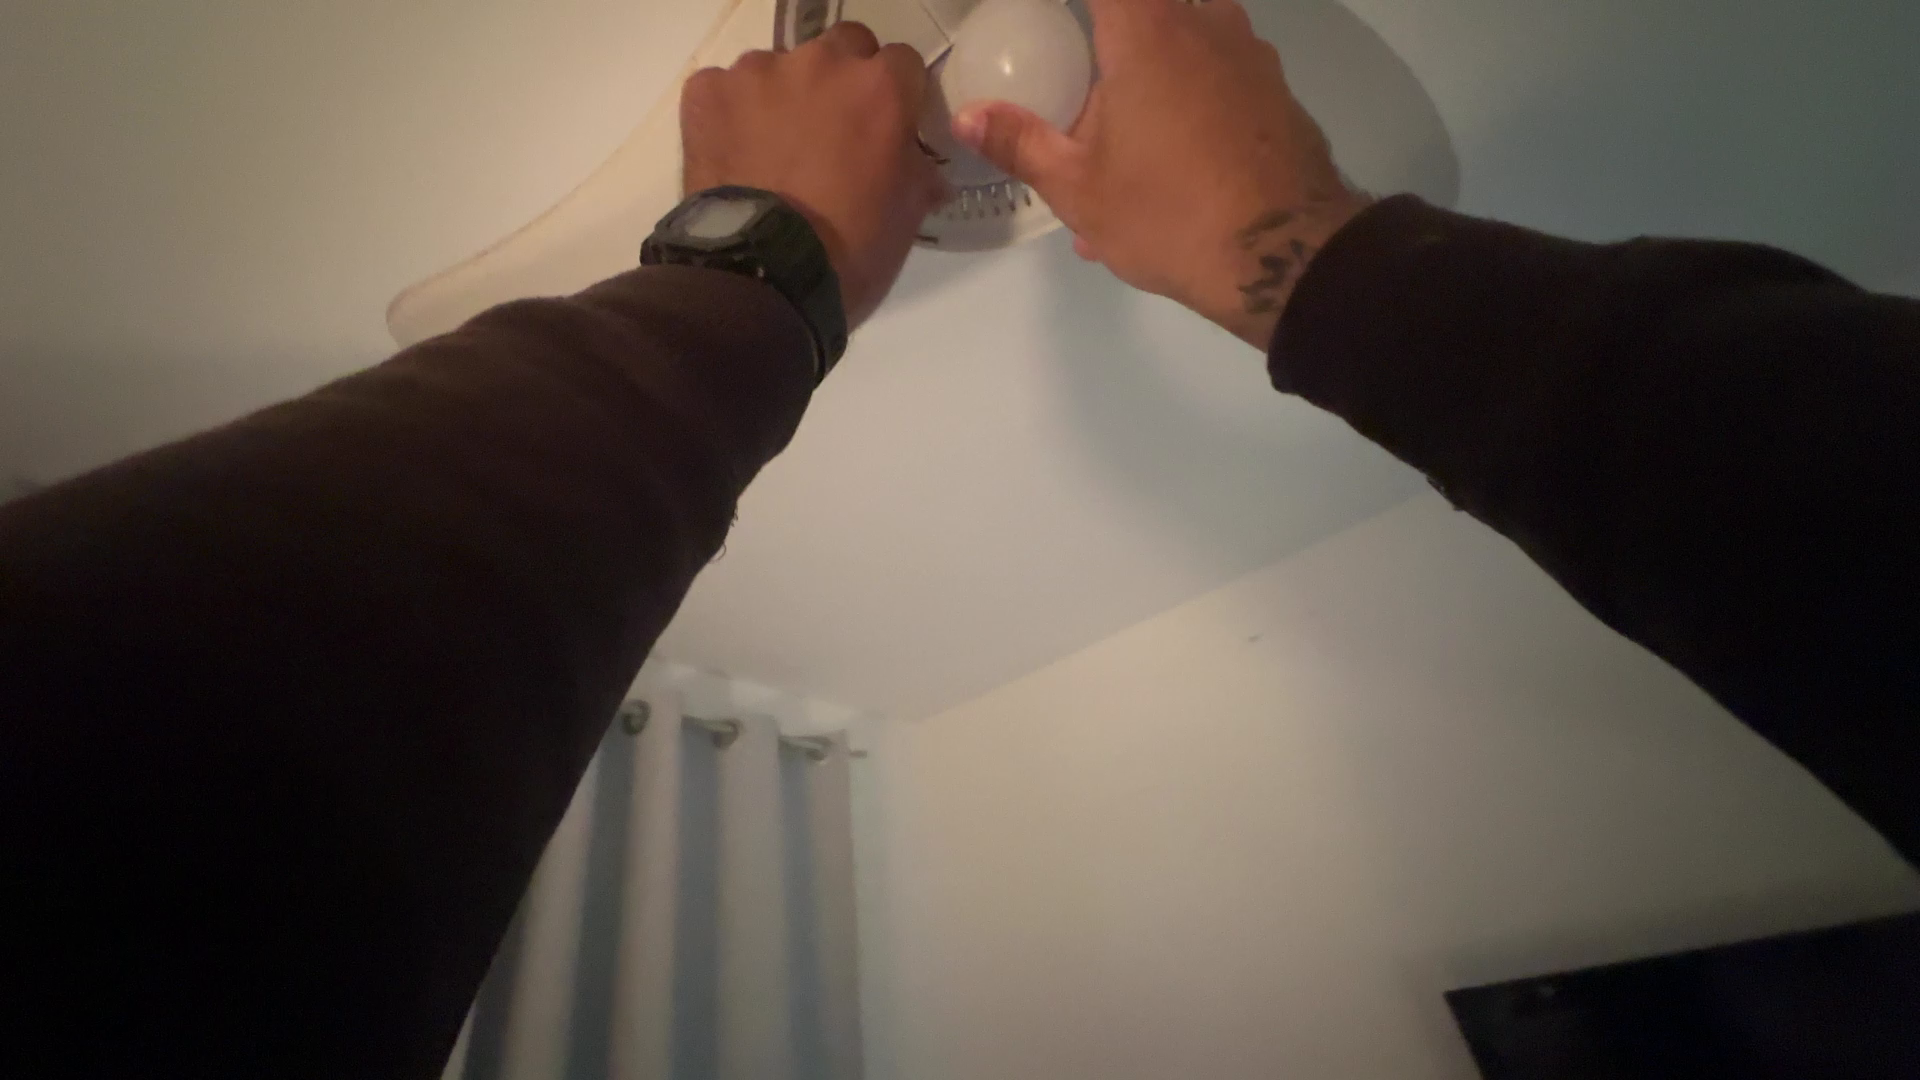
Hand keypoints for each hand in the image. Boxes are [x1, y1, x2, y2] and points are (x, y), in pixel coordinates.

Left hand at [682, 23, 948, 329]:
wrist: (764, 279)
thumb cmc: (849, 255)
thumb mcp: (905, 222)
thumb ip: (918, 176)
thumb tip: (926, 170)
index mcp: (881, 90)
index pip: (904, 65)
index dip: (899, 99)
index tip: (890, 131)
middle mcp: (822, 62)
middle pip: (844, 49)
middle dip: (846, 84)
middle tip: (836, 138)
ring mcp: (759, 71)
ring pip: (782, 68)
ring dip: (788, 100)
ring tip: (779, 157)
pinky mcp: (708, 92)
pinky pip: (727, 89)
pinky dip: (735, 117)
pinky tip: (739, 160)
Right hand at [953, 0, 1372, 349]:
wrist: (1278, 256)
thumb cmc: (1166, 215)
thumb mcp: (1078, 190)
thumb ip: (1020, 144)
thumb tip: (968, 118)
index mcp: (1146, 30)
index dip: (1079, 5)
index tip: (1058, 23)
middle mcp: (1204, 19)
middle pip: (1147, 10)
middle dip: (1111, 43)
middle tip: (1088, 94)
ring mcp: (1248, 52)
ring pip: (1184, 42)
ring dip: (1148, 80)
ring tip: (1124, 147)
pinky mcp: (1273, 90)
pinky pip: (1216, 79)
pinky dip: (1185, 106)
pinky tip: (1168, 171)